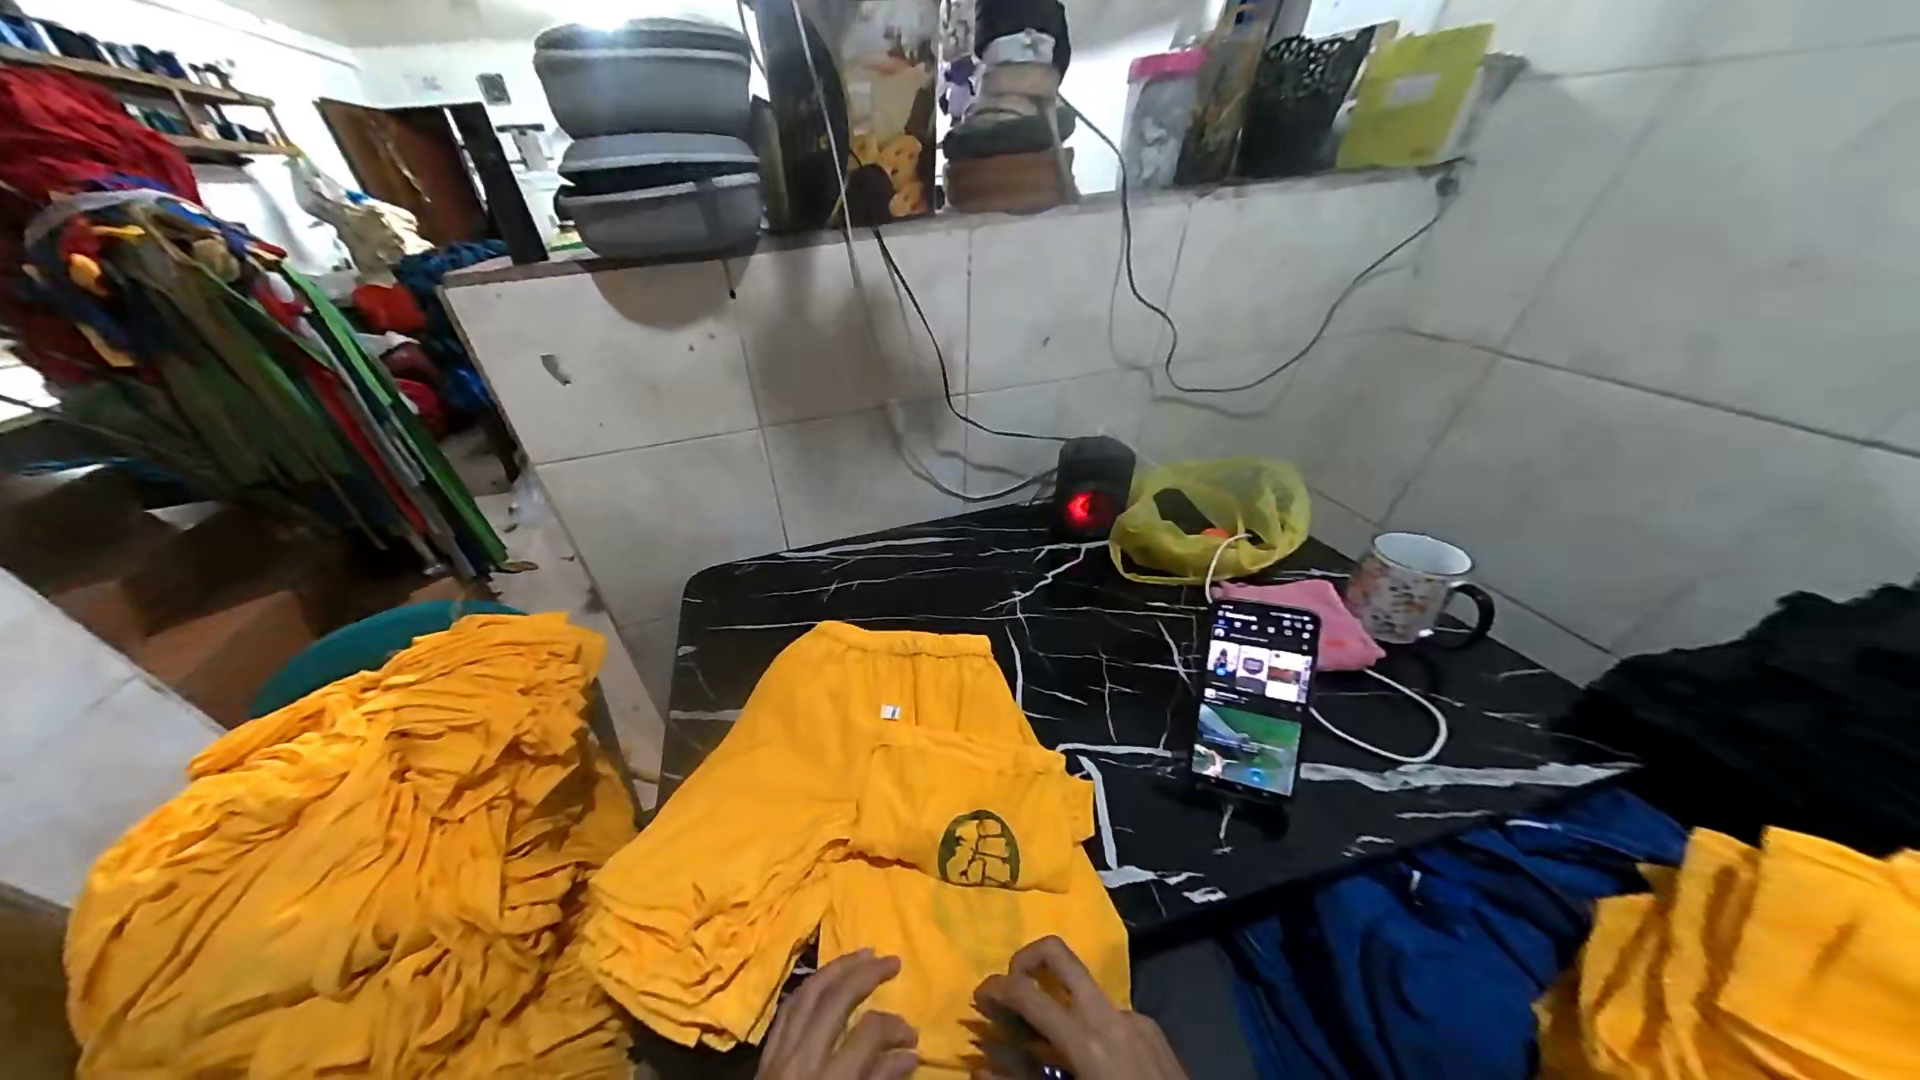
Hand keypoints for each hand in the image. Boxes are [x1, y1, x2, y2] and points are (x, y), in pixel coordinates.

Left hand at [757, 949, 919, 1079]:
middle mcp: (801, 1061)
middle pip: (836, 999)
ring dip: (838, 967)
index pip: (868, 1034)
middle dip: (867, 974)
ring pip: (808, 992)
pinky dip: (810, 986)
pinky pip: (787, 1008)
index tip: (912, 1035)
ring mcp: (778, 1054)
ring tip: (862, 954)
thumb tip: (909, 1053)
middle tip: (893, 960)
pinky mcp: (764, 1056)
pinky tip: (825, 977)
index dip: (895, 1027)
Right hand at [972, 936, 1187, 1079]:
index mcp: (1086, 1042)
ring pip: (1085, 990)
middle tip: (1012, 985)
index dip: (996, 988)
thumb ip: (1023, 1079)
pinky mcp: (1153, 1028)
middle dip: (1026, 958)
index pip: (1028, 993)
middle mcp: (1108, 1015)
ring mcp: (1135, 1017)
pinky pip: (1111, 1017)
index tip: (980, 996)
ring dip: (1062, 1004)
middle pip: (1058, 953)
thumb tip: (983, 1066)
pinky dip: (1093, 1031)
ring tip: (1058, 1050)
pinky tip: (1100, 1069)